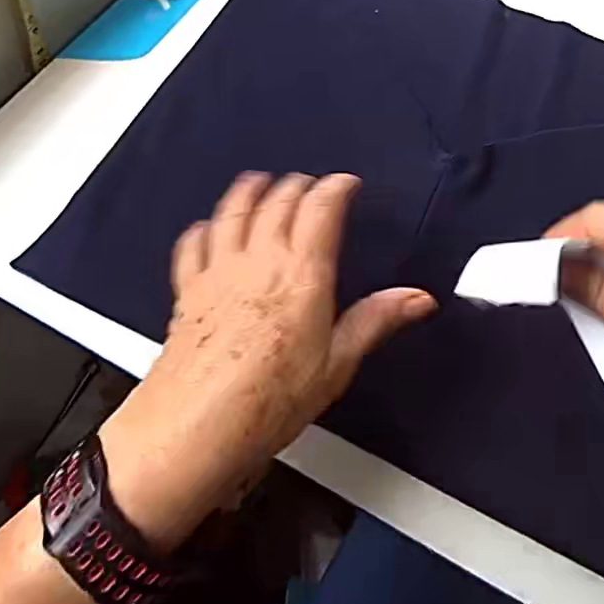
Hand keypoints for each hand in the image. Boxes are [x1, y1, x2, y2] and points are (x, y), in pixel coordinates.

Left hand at [101, 172, 435, 549]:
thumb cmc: (267, 400)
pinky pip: (193, 245)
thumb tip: (415, 299)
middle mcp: (257, 262)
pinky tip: (204, 227)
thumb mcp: (336, 364)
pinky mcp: (188, 289)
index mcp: (301, 275)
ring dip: (248, 192)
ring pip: (232, 212)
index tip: (344, 183)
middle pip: (276, 202)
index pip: (320, 210)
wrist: (200, 421)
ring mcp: (218, 271)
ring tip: (258, 181)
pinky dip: (202, 228)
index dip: (335, 188)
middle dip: (295, 185)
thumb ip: (374, 321)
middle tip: (307, 183)